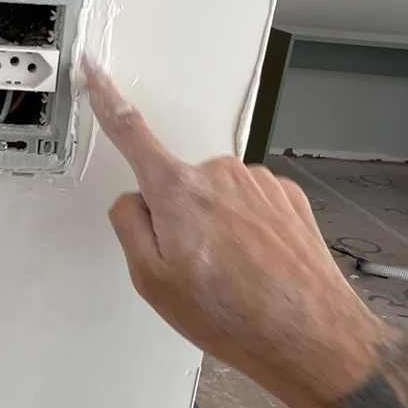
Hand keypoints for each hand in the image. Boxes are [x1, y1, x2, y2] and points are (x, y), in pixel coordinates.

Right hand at [83, 61, 389, 407]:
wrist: (313, 337)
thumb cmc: (233, 316)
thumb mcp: (152, 281)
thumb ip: (129, 226)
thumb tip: (133, 200)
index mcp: (178, 192)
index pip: (130, 132)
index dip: (106, 97)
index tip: (94, 70)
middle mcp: (219, 175)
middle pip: (173, 183)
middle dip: (175, 218)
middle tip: (195, 269)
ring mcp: (258, 183)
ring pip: (212, 195)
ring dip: (213, 226)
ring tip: (232, 274)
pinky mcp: (287, 195)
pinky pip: (246, 203)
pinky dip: (243, 228)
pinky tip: (256, 265)